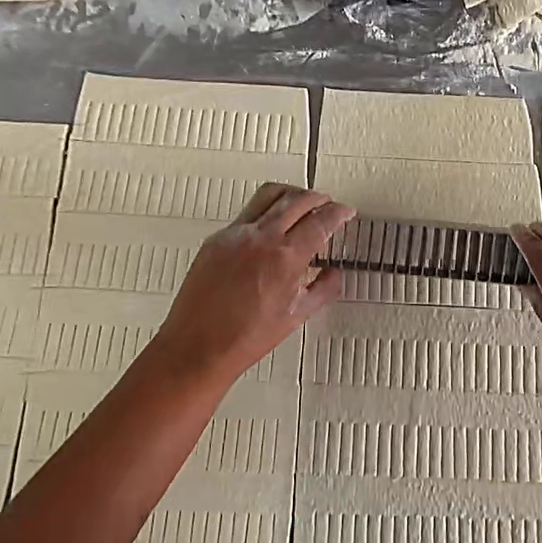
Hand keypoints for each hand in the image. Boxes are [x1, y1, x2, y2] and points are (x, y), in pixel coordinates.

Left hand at [144, 183, 354, 391]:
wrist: (196, 348)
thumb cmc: (240, 338)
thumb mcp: (296, 316)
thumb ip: (323, 289)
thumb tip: (333, 275)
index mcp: (285, 258)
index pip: (321, 220)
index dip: (338, 212)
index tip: (345, 212)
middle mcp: (261, 239)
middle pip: (298, 199)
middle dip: (319, 198)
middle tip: (328, 204)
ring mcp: (235, 235)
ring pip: (270, 194)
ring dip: (292, 194)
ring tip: (300, 203)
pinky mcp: (216, 239)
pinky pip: (247, 212)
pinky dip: (266, 210)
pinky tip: (270, 225)